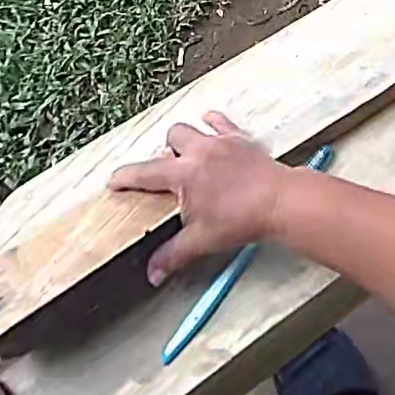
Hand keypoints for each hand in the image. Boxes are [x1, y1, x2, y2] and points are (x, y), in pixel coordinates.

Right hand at [108, 112, 287, 285]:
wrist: (279, 199)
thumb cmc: (241, 218)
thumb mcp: (200, 240)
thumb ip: (172, 255)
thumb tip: (153, 272)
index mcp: (184, 174)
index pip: (145, 172)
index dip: (126, 177)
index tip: (115, 181)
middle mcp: (201, 151)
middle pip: (171, 137)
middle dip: (163, 151)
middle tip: (164, 170)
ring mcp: (223, 141)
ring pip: (194, 127)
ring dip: (186, 137)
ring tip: (185, 151)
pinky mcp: (242, 138)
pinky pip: (223, 122)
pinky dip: (214, 122)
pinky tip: (211, 123)